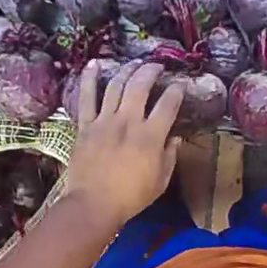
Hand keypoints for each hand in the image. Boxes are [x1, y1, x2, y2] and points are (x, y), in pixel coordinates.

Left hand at [60, 60, 183, 231]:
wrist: (94, 204)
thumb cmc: (131, 197)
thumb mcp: (160, 181)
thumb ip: (170, 156)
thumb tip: (175, 138)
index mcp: (150, 136)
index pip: (168, 104)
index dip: (177, 90)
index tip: (180, 84)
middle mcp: (128, 122)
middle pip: (140, 85)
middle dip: (151, 71)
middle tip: (157, 66)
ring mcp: (104, 121)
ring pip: (116, 86)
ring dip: (127, 70)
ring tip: (135, 64)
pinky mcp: (85, 126)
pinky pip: (87, 97)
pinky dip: (89, 78)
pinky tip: (94, 63)